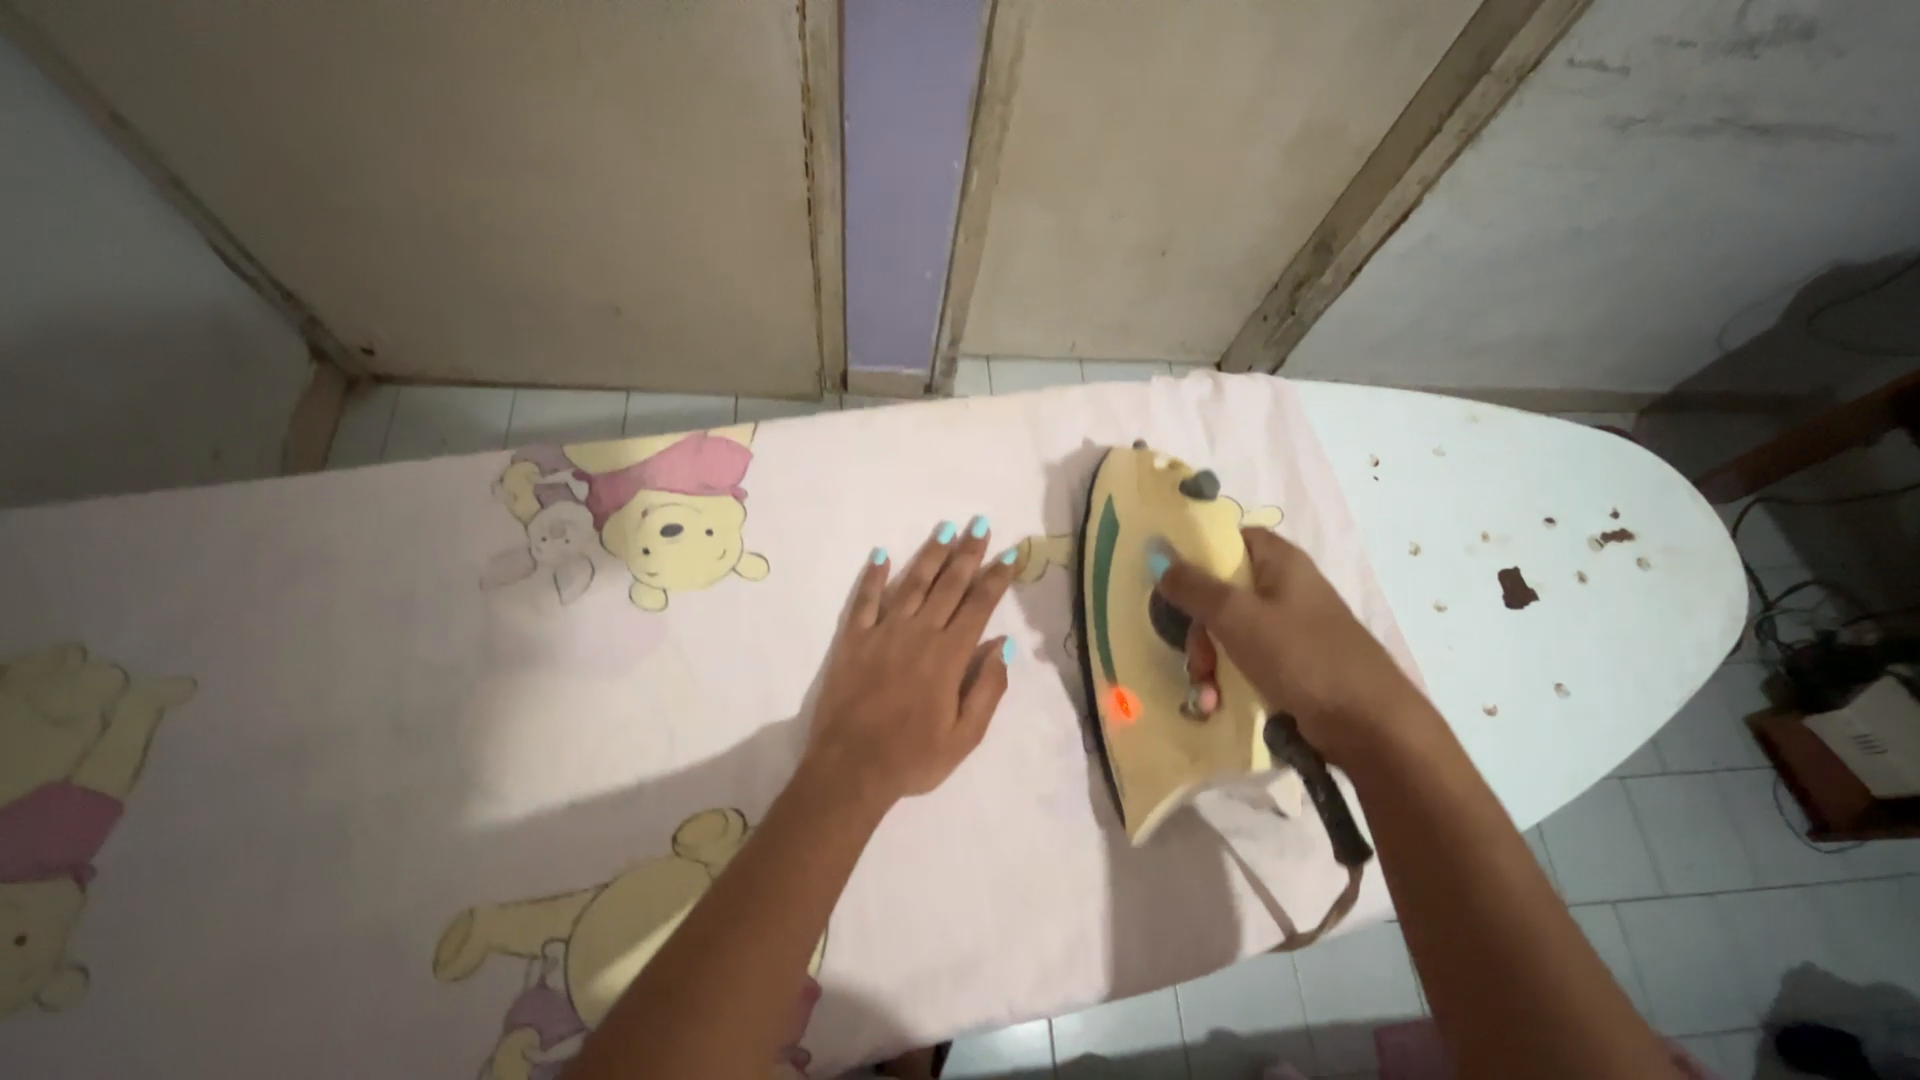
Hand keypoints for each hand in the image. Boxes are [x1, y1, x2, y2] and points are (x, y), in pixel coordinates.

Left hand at [802, 520, 1017, 809]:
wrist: (850, 770)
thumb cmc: (913, 759)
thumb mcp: (965, 737)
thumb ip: (987, 689)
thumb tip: (1003, 645)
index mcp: (949, 656)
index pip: (979, 606)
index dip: (997, 578)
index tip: (1010, 553)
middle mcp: (918, 634)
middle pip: (948, 585)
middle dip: (968, 554)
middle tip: (981, 525)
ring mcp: (882, 634)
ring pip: (911, 584)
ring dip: (930, 555)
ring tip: (945, 529)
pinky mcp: (852, 641)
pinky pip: (864, 601)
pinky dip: (872, 577)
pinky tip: (881, 555)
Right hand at [1156, 527, 1432, 765]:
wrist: (1367, 724)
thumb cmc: (1301, 656)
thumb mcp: (1237, 616)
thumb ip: (1193, 586)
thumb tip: (1157, 555)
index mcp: (1280, 562)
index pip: (1232, 537)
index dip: (1199, 553)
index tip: (1171, 581)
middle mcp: (1286, 588)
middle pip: (1222, 591)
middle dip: (1198, 629)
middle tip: (1195, 658)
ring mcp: (1291, 628)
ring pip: (1229, 631)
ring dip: (1208, 662)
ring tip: (1206, 694)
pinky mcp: (1294, 664)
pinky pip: (1247, 661)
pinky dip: (1228, 680)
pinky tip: (1217, 705)